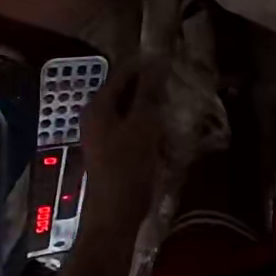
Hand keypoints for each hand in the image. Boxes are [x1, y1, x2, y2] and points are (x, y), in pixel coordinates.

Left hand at [77, 58, 166, 235]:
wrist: (114, 217)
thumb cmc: (127, 169)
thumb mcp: (142, 127)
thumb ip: (148, 93)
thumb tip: (158, 61)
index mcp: (98, 107)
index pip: (123, 73)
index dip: (146, 64)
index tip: (172, 58)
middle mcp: (96, 116)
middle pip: (125, 90)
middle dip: (150, 84)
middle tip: (178, 78)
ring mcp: (103, 134)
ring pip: (130, 109)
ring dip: (151, 103)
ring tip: (177, 98)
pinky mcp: (113, 150)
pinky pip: (131, 125)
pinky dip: (147, 121)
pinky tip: (166, 124)